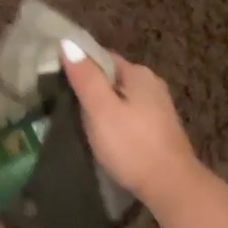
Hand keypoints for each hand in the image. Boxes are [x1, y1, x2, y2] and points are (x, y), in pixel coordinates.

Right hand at [58, 42, 204, 203]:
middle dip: (90, 87)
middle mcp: (152, 83)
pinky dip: (115, 119)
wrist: (171, 185)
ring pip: (121, 97)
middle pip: (112, 77)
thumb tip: (68, 42)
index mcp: (138, 73)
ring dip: (102, 105)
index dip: (78, 65)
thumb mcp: (101, 110)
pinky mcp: (160, 127)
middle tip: (64, 104)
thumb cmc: (131, 145)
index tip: (56, 80)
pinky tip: (105, 135)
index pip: (102, 57)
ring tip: (79, 122)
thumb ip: (85, 77)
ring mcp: (159, 106)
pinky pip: (130, 113)